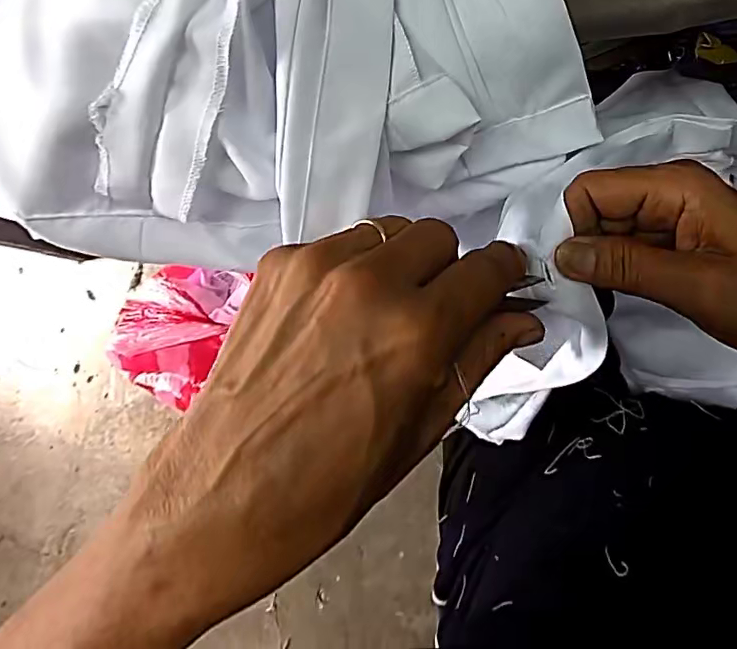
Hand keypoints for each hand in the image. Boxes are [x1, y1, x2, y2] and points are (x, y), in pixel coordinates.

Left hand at [0, 218, 541, 648]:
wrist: (213, 506)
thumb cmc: (330, 485)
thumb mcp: (424, 428)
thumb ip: (481, 355)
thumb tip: (524, 319)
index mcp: (417, 330)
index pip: (489, 266)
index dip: (507, 272)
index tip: (506, 282)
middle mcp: (371, 283)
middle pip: (441, 234)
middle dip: (450, 267)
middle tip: (435, 307)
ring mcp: (318, 266)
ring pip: (392, 229)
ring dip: (402, 260)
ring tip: (384, 307)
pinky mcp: (279, 265)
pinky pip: (342, 242)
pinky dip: (354, 266)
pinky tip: (336, 312)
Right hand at [553, 160, 736, 374]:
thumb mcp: (696, 286)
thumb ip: (626, 266)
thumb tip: (561, 253)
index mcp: (677, 184)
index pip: (593, 188)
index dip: (573, 228)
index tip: (567, 276)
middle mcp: (675, 189)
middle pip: (602, 206)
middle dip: (584, 245)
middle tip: (579, 296)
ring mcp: (682, 215)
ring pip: (617, 228)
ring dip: (603, 260)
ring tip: (599, 301)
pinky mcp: (688, 240)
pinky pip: (640, 245)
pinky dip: (625, 268)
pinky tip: (622, 296)